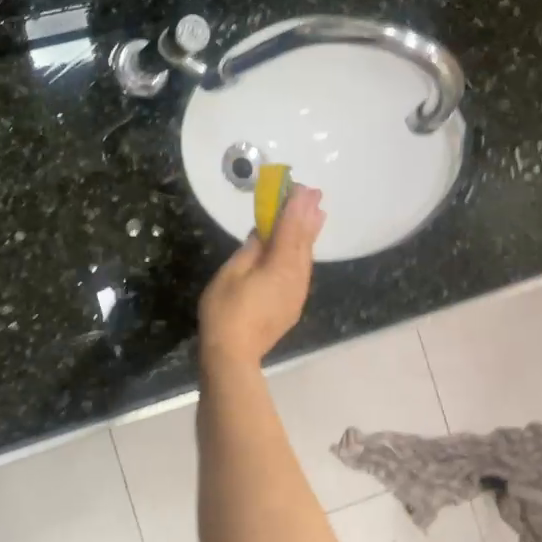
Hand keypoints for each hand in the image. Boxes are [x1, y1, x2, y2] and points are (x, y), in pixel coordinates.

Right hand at [198, 185, 325, 367]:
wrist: (233, 354)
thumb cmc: (225, 312)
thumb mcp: (229, 276)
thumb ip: (248, 252)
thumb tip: (260, 234)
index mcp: (278, 266)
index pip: (288, 230)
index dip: (294, 208)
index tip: (301, 187)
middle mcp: (295, 276)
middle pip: (303, 241)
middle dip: (308, 216)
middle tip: (315, 194)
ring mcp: (297, 292)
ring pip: (305, 257)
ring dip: (309, 233)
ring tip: (316, 214)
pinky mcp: (292, 304)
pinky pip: (301, 270)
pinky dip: (303, 253)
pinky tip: (301, 249)